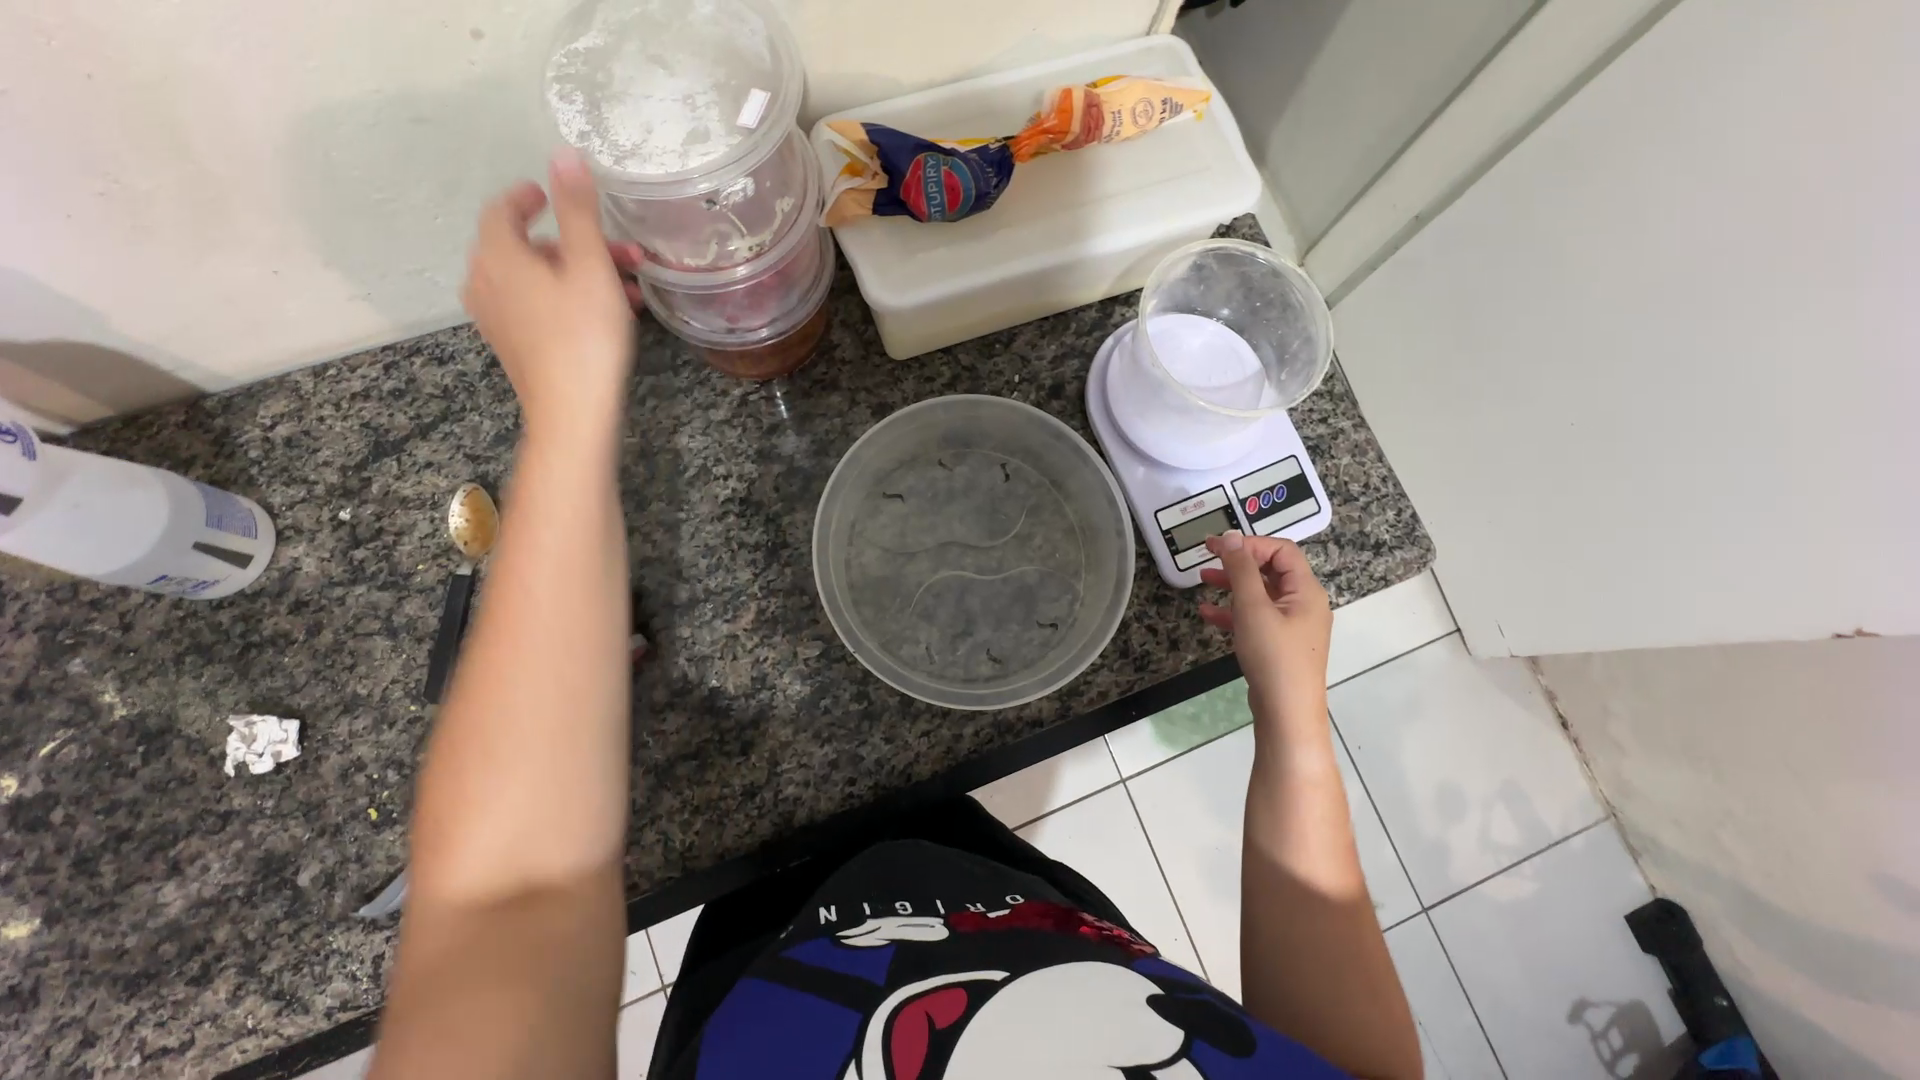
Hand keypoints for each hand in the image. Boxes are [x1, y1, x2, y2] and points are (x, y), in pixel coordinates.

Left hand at [461, 152, 636, 441]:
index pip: (503, 208)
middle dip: (574, 243)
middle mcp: (485, 281)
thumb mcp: (590, 266)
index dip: (529, 196)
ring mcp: (495, 316)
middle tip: (620, 251)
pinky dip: (566, 298)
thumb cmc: (584, 336)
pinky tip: (605, 313)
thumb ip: (578, 209)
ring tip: (625, 287)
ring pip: (535, 278)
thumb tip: (563, 154)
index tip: (553, 194)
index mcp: (499, 255)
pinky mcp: (511, 344)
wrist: (571, 411)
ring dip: (578, 273)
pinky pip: (535, 305)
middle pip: (525, 246)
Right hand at [1199, 532, 1332, 718]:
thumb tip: (1232, 536)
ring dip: (1232, 585)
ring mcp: (1292, 626)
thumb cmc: (1273, 656)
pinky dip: (1233, 612)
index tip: (1216, 547)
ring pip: (1261, 594)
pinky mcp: (1279, 645)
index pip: (1281, 551)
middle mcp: (1303, 604)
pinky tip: (1208, 615)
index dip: (1249, 543)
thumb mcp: (1253, 608)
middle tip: (1206, 559)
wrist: (1287, 713)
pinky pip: (1256, 618)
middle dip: (1238, 563)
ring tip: (1203, 582)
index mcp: (1306, 591)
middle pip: (1270, 571)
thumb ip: (1241, 569)